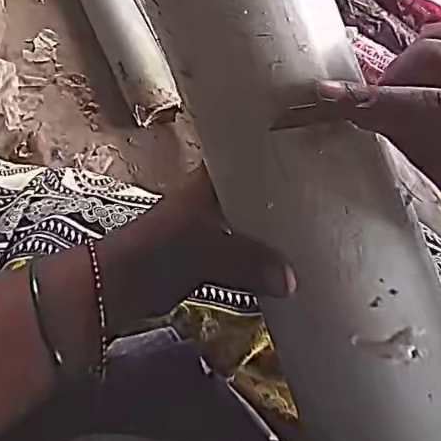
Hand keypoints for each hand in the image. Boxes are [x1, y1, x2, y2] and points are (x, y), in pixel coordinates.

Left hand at [96, 165, 292, 329]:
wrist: (120, 284)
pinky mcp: (201, 253)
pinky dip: (258, 257)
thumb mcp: (207, 252)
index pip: (241, 157)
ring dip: (269, 232)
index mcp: (205, 182)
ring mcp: (203, 225)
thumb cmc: (159, 252)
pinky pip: (238, 249)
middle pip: (248, 192)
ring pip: (245, 222)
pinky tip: (284, 269)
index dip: (268, 156)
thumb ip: (249, 261)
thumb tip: (292, 278)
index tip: (306, 159)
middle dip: (277, 200)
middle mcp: (206, 197)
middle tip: (320, 207)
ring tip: (311, 239)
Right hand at [315, 7, 440, 257]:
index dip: (379, 99)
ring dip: (414, 55)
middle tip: (380, 98)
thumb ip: (413, 139)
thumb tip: (363, 108)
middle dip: (394, 75)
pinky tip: (435, 59)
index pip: (439, 106)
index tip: (334, 96)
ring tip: (408, 83)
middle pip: (440, 57)